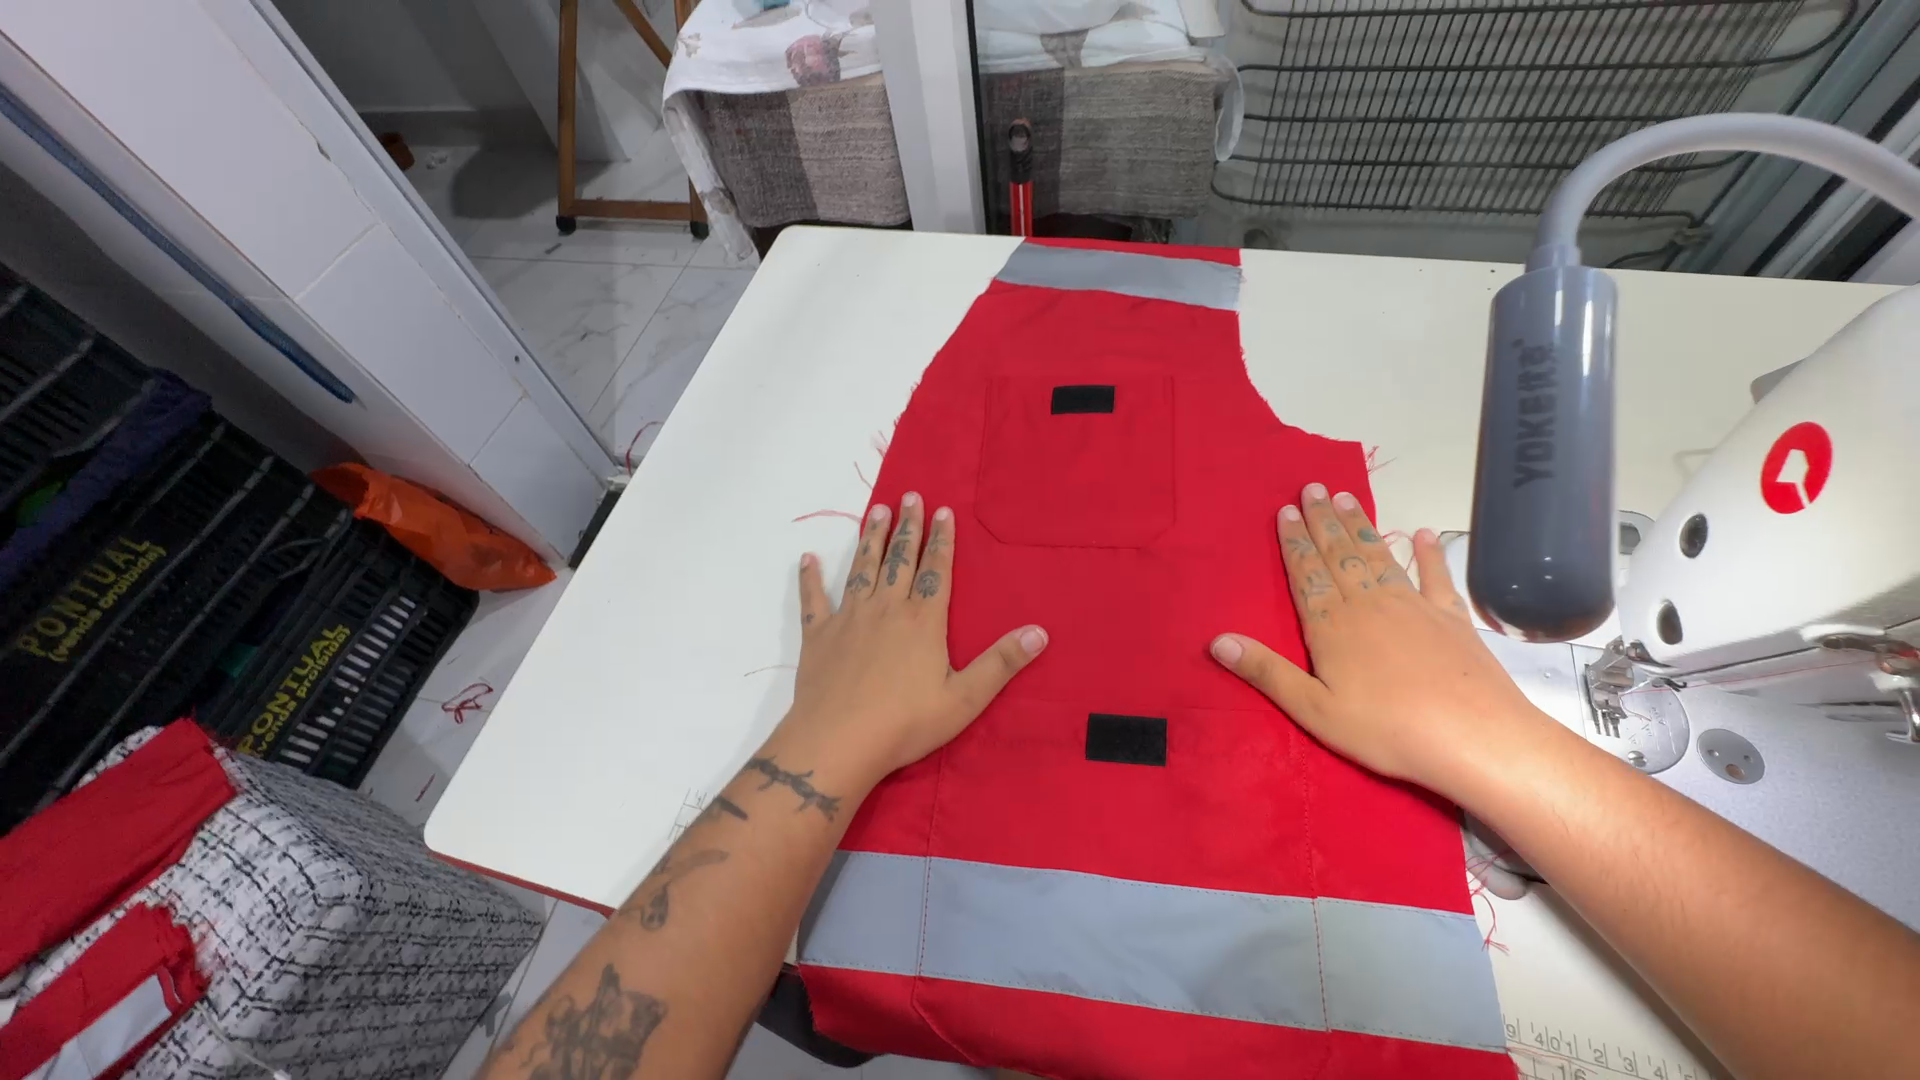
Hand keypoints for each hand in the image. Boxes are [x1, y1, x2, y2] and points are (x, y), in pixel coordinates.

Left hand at [784, 493, 1046, 783]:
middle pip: (899, 560)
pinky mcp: (819, 636)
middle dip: (908, 527)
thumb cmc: (906, 723)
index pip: (937, 571)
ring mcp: (849, 618)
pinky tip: (808, 558)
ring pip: (862, 569)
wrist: (839, 742)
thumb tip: (1039, 632)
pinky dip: (810, 579)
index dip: (941, 540)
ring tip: (876, 511)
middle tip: (910, 496)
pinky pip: (814, 600)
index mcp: (923, 621)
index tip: (943, 511)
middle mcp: (886, 609)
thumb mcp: (964, 699)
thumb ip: (1001, 663)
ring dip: (870, 539)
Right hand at [1209, 483, 1547, 797]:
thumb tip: (1218, 641)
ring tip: (1347, 498)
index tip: (1285, 511)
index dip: (1294, 543)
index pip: (1306, 574)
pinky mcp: (1451, 619)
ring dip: (1361, 526)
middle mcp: (1369, 604)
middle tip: (1313, 488)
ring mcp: (1414, 607)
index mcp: (1332, 626)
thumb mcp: (1313, 709)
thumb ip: (1266, 671)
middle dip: (1323, 521)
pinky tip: (1424, 534)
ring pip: (1378, 556)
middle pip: (1340, 555)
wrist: (1475, 738)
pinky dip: (1429, 554)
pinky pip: (1436, 577)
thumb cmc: (1386, 729)